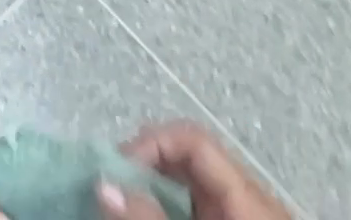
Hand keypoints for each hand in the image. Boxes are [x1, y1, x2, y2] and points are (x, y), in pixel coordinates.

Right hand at [97, 122, 288, 219]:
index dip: (149, 144)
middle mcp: (250, 194)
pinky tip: (151, 214)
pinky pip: (199, 203)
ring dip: (153, 186)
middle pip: (189, 157)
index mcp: (247, 192)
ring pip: (191, 182)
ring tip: (125, 205)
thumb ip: (150, 217)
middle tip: (113, 190)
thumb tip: (101, 183)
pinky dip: (170, 205)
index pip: (191, 138)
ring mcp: (247, 212)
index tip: (116, 171)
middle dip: (145, 166)